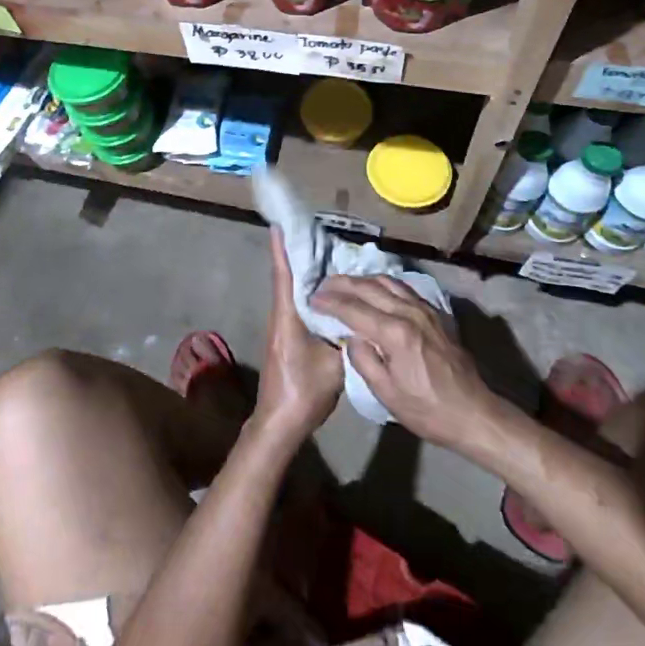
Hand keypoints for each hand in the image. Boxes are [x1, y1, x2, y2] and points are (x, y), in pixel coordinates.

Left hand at [251, 229, 342, 442]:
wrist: (281, 421)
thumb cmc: (303, 391)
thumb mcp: (334, 365)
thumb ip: (348, 337)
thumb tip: (364, 317)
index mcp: (287, 316)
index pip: (284, 274)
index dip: (282, 249)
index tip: (280, 224)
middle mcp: (280, 315)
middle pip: (288, 278)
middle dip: (298, 254)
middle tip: (315, 232)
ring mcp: (281, 326)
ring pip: (292, 292)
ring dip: (304, 272)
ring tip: (324, 253)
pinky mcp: (286, 336)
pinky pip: (296, 305)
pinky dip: (307, 291)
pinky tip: (324, 291)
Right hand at [310, 275, 508, 448]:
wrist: (475, 415)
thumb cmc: (427, 410)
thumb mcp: (385, 393)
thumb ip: (362, 359)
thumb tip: (350, 336)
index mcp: (395, 333)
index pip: (353, 308)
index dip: (329, 302)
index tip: (311, 300)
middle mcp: (410, 313)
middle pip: (368, 287)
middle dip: (341, 284)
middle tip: (321, 286)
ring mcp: (425, 310)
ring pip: (387, 282)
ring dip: (361, 280)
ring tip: (344, 284)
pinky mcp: (436, 314)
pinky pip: (403, 288)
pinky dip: (382, 284)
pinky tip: (374, 289)